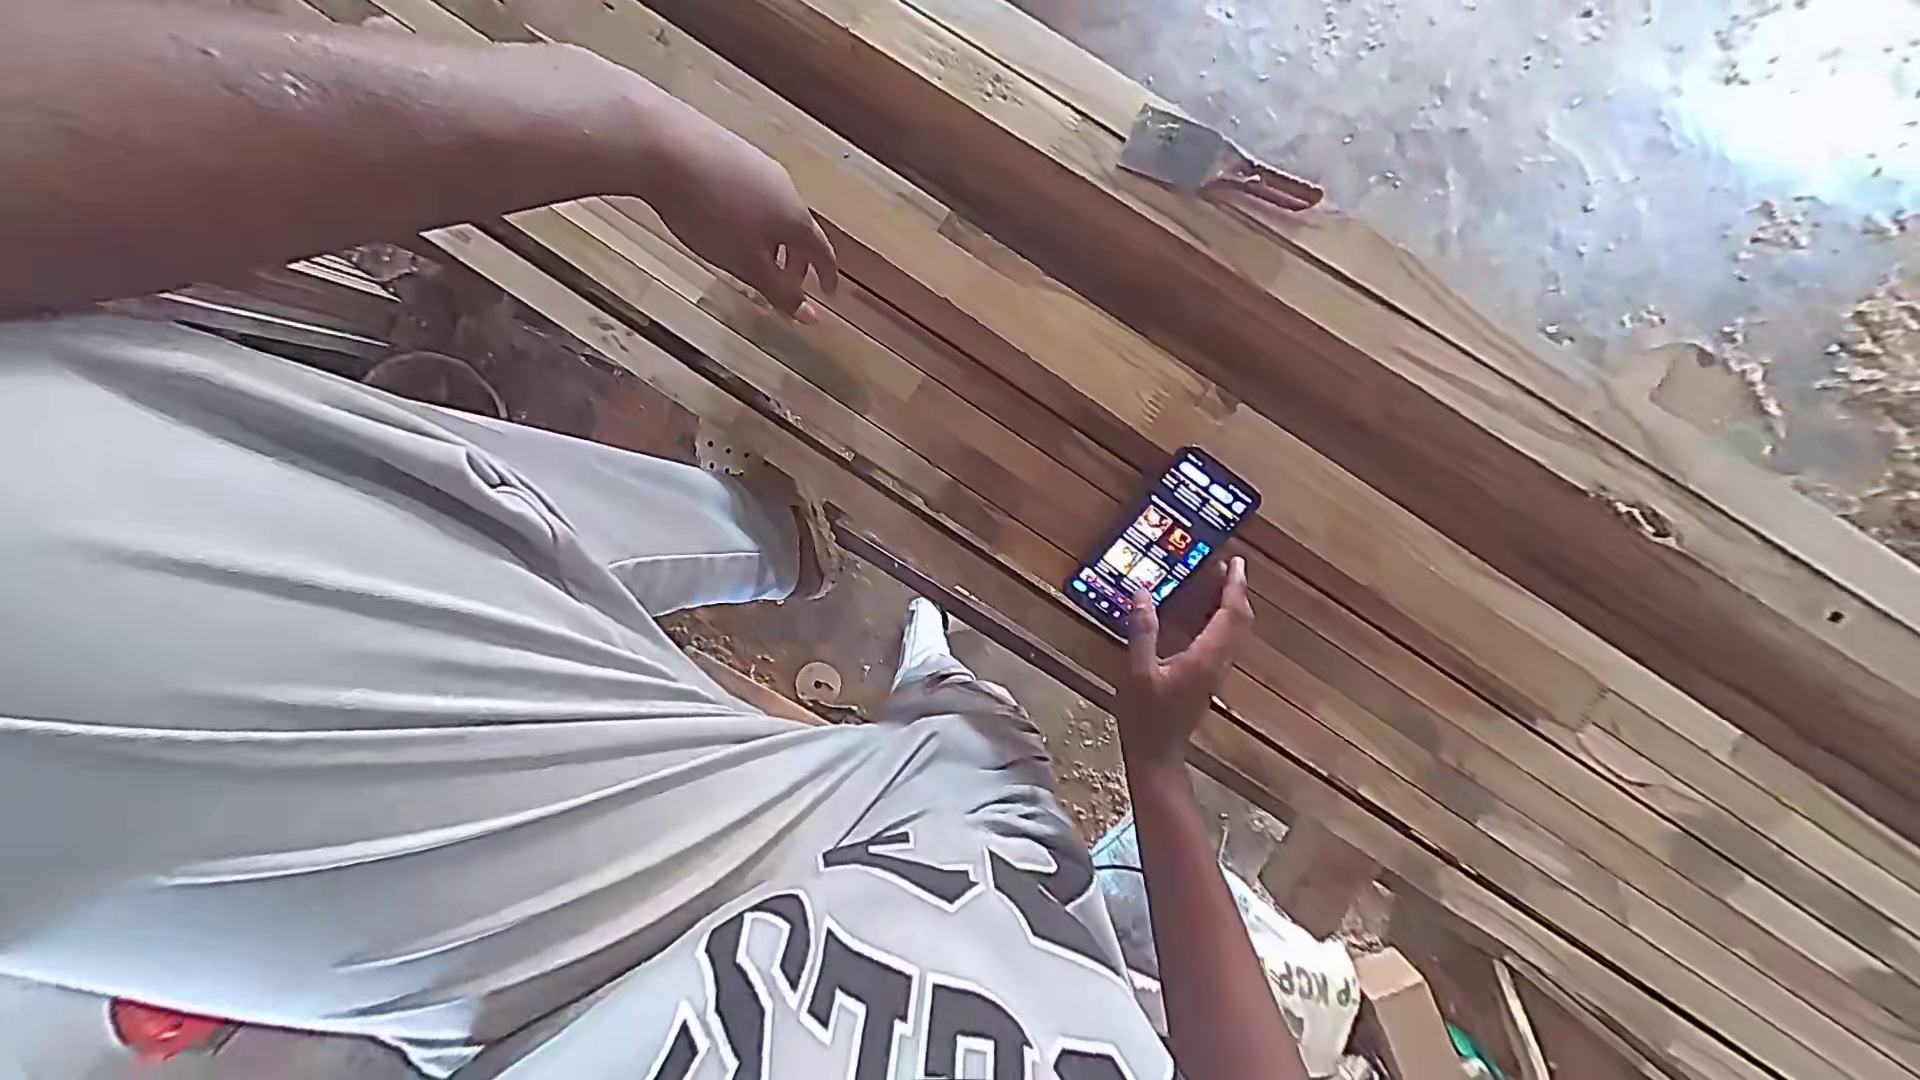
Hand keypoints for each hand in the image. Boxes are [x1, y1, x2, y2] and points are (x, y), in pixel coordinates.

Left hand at [640, 100, 837, 320]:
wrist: (660, 144)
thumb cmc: (710, 215)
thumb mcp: (748, 265)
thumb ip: (781, 292)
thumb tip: (814, 318)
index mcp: (796, 219)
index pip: (823, 252)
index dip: (827, 275)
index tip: (827, 290)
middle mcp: (786, 189)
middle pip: (802, 230)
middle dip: (799, 259)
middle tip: (788, 281)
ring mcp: (759, 164)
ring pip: (778, 209)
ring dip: (776, 237)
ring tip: (756, 252)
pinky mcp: (732, 148)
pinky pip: (755, 190)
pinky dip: (755, 214)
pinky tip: (731, 219)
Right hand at [1119, 555, 1253, 770]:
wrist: (1158, 754)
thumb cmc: (1147, 717)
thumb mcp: (1138, 672)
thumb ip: (1143, 632)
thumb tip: (1143, 594)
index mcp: (1205, 658)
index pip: (1230, 614)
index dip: (1234, 586)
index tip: (1234, 561)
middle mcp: (1217, 663)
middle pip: (1239, 621)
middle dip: (1235, 591)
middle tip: (1224, 566)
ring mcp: (1214, 672)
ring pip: (1233, 631)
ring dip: (1228, 604)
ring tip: (1214, 583)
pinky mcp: (1206, 679)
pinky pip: (1222, 641)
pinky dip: (1218, 620)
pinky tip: (1199, 615)